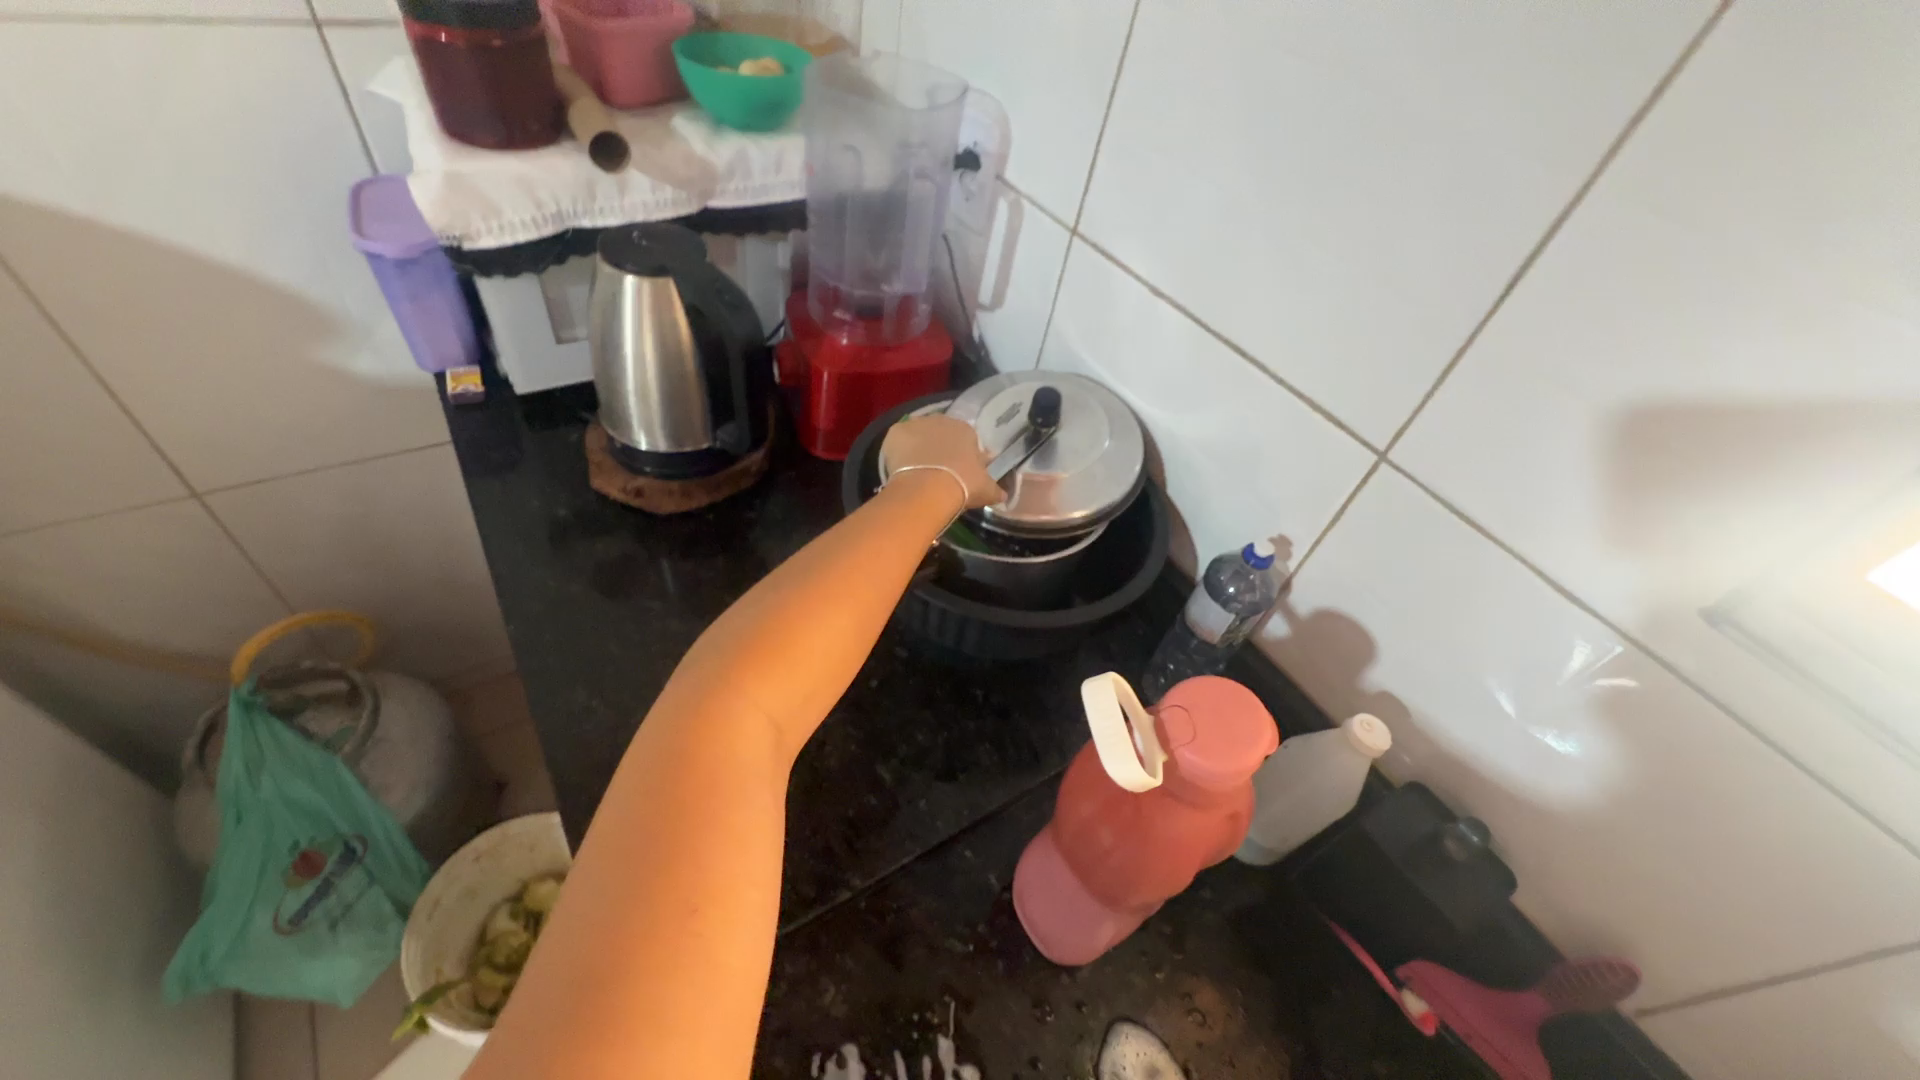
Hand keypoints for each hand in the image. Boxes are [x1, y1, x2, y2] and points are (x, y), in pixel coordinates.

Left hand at [881, 414, 1005, 509]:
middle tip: (936, 474)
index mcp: (966, 429)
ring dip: (918, 449)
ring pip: (918, 436)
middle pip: (940, 434)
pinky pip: (898, 441)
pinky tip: (901, 469)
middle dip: (939, 450)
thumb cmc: (963, 485)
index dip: (961, 456)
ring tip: (917, 473)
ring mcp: (917, 423)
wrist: (929, 487)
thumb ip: (996, 489)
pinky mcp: (896, 431)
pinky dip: (898, 453)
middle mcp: (942, 420)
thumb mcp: (986, 489)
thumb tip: (1004, 494)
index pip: (965, 439)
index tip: (958, 473)